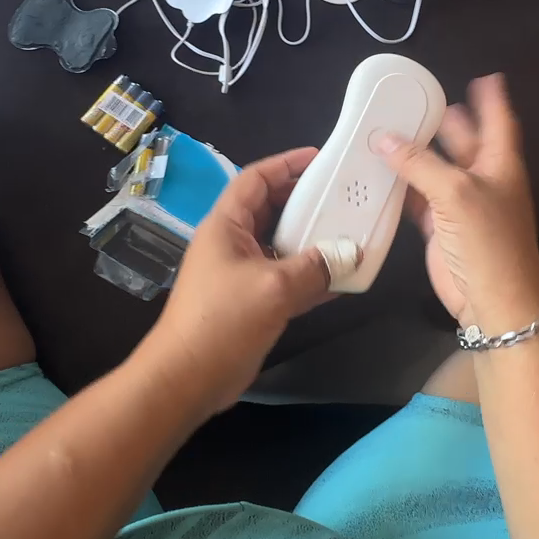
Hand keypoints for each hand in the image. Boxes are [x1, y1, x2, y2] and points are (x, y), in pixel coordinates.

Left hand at [138, 147, 335, 413]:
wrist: (186, 381)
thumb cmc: (221, 320)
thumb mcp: (273, 287)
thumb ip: (316, 267)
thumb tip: (352, 253)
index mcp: (226, 225)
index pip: (256, 179)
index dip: (286, 164)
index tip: (320, 158)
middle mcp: (232, 242)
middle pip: (270, 208)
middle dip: (304, 198)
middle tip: (341, 193)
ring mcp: (241, 273)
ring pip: (280, 243)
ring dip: (311, 237)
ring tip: (347, 229)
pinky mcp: (251, 301)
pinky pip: (286, 276)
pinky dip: (311, 274)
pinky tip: (341, 278)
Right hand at [375, 74, 538, 330]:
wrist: (492, 302)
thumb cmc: (489, 242)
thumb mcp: (456, 193)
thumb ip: (419, 164)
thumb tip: (386, 140)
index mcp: (501, 164)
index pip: (499, 121)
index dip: (493, 99)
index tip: (485, 77)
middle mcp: (484, 179)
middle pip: (465, 141)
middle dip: (448, 121)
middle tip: (424, 100)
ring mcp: (462, 204)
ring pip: (438, 168)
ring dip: (419, 153)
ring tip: (395, 128)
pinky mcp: (442, 227)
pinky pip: (420, 197)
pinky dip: (404, 186)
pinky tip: (384, 172)